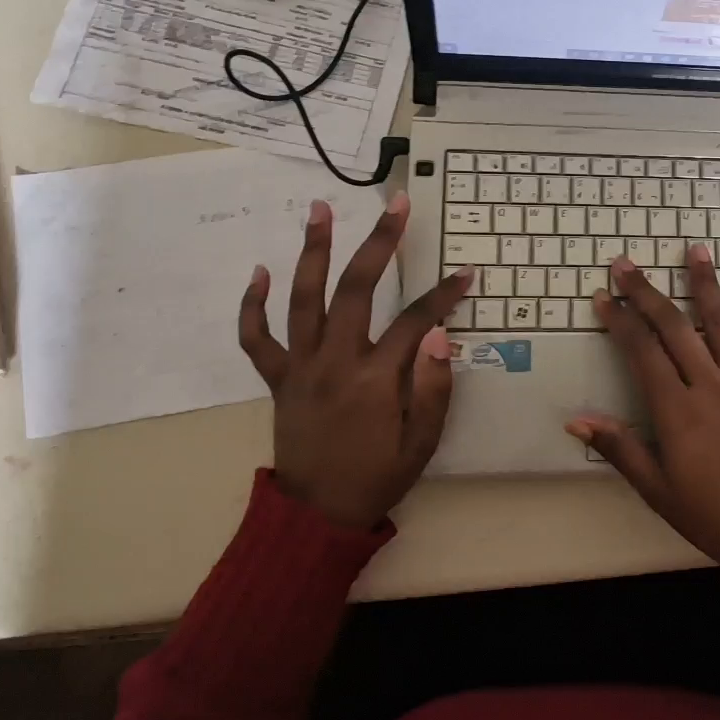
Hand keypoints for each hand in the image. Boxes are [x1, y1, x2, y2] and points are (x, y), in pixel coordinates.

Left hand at [238, 194, 474, 529]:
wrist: (317, 516)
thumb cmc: (378, 477)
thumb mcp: (422, 443)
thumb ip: (434, 388)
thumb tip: (440, 333)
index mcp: (374, 379)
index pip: (414, 321)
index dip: (442, 295)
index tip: (465, 274)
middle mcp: (333, 362)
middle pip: (355, 289)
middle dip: (380, 242)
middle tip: (396, 203)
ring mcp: (300, 368)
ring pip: (302, 298)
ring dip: (313, 250)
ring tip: (321, 208)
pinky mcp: (278, 379)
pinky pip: (257, 338)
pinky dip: (254, 305)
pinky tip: (260, 271)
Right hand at [571, 245, 719, 581]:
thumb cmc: (713, 515)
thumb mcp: (658, 490)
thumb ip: (620, 449)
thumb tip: (575, 419)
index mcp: (677, 412)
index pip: (641, 353)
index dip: (619, 321)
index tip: (602, 297)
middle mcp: (710, 386)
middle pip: (674, 327)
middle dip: (647, 292)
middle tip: (627, 263)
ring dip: (705, 284)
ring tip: (694, 250)